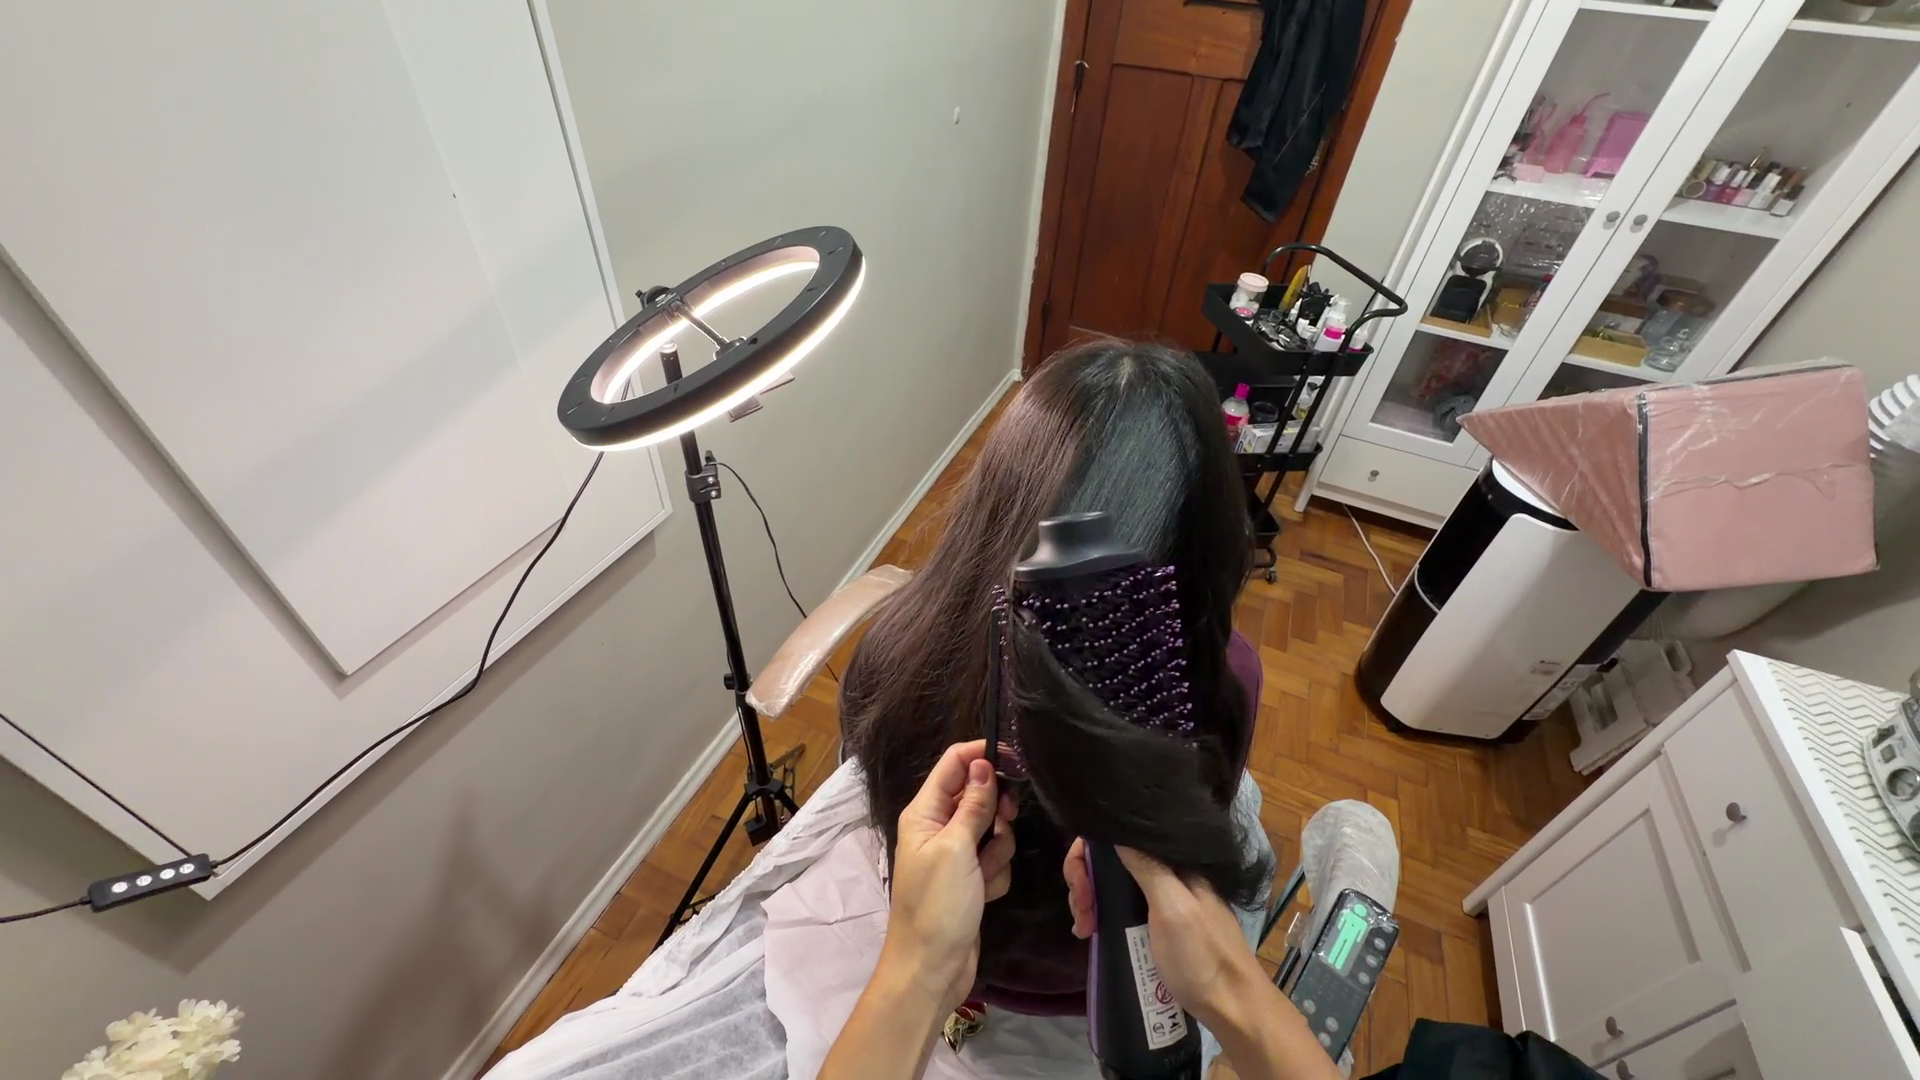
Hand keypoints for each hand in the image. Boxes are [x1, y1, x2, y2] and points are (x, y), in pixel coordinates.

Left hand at [881, 740, 1016, 1014]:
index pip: (954, 763)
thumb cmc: (937, 905)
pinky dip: (996, 873)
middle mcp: (938, 826)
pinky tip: (986, 893)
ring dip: (998, 848)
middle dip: (995, 809)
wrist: (931, 970)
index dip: (982, 754)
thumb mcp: (956, 849)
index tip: (1015, 759)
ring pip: (992, 828)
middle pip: (978, 793)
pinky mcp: (970, 878)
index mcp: (925, 811)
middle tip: (1002, 824)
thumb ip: (973, 804)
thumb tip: (983, 762)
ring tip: (985, 872)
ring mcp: (955, 853)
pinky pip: (995, 858)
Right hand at [1063, 839, 1264, 1031]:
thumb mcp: (1173, 909)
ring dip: (1088, 900)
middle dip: (1085, 880)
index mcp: (1171, 860)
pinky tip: (1091, 932)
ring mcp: (1157, 898)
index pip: (1120, 836)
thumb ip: (1147, 866)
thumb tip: (1117, 827)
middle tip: (1081, 913)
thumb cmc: (1202, 956)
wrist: (1232, 1010)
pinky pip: (1117, 905)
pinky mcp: (1152, 922)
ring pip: (1110, 883)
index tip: (1081, 884)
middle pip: (1110, 859)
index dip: (1090, 853)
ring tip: (1085, 929)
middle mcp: (1163, 872)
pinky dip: (1099, 914)